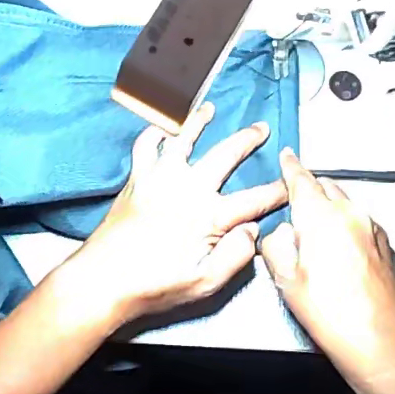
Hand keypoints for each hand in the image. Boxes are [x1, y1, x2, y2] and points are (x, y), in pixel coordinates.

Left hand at [45, 104, 286, 328]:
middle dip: (247, 139)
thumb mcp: (204, 283)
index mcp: (209, 215)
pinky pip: (146, 146)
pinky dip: (154, 132)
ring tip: (208, 109)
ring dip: (198, 121)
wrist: (103, 277)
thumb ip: (235, 256)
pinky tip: (160, 128)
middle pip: (225, 154)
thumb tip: (253, 230)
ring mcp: (159, 178)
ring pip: (183, 139)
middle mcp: (187, 187)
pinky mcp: (137, 178)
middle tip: (260, 128)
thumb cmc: (154, 284)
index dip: (278, 190)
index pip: (255, 199)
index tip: (291, 182)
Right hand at [259, 149, 394, 391]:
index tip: (286, 155)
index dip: (290, 166)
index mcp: (321, 217)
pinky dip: (344, 222)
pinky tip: (337, 247)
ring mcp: (373, 227)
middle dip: (307, 188)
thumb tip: (282, 231)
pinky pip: (358, 220)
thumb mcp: (286, 280)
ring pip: (344, 202)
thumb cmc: (333, 315)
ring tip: (313, 228)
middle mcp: (350, 214)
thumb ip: (275, 244)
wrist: (388, 344)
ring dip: (327, 205)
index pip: (301, 179)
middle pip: (324, 186)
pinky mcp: (387, 244)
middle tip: (292, 203)